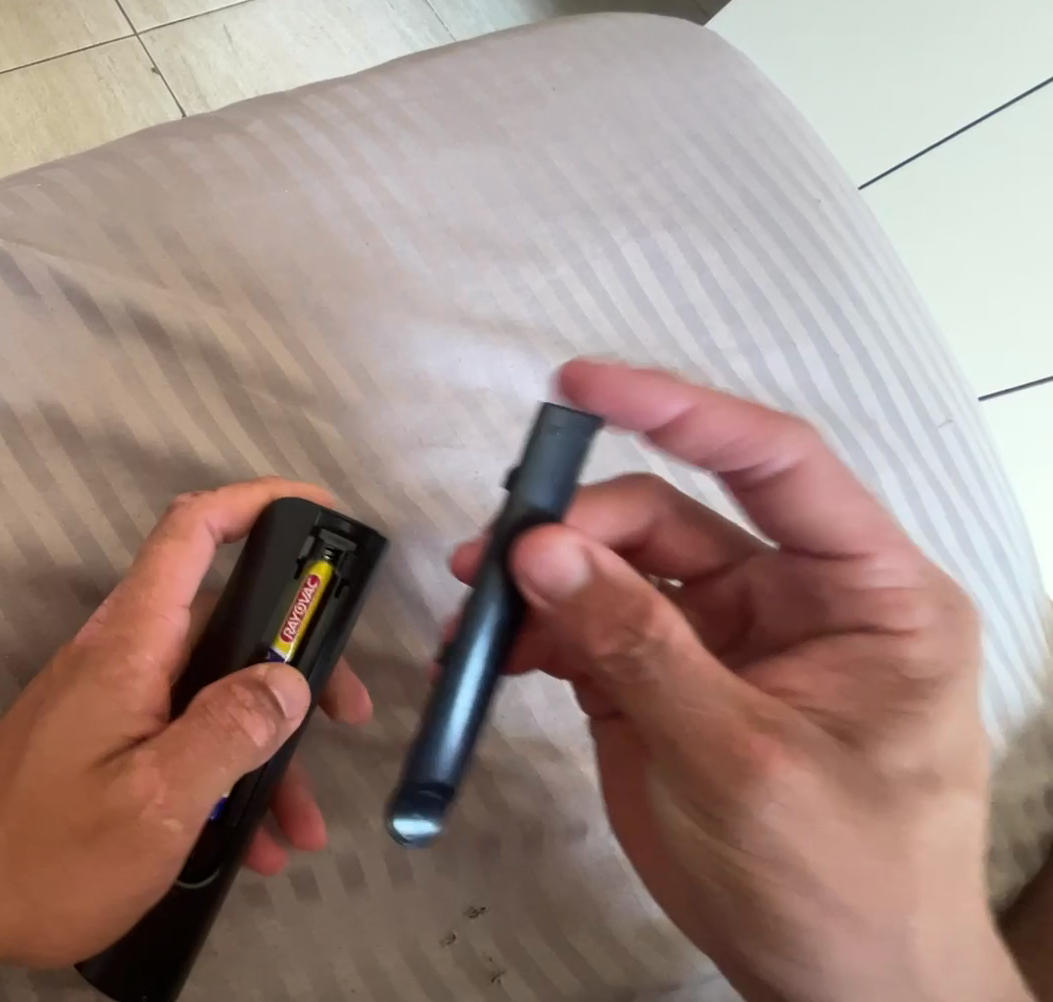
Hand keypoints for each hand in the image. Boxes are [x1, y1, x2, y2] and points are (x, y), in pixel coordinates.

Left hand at [0, 478, 370, 1001]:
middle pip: (223, 616)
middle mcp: (122, 652)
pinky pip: (182, 734)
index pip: (191, 531)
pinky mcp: (108, 737)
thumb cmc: (48, 851)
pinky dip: (223, 773)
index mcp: (130, 640)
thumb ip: (228, 731)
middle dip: (294, 658)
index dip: (255, 501)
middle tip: (350, 710)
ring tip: (302, 822)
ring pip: (211, 688)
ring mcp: (114, 695)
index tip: (319, 510)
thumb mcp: (158, 799)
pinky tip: (250, 841)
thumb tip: (288, 680)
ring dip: (265, 743)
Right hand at [449, 360, 1027, 1001]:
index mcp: (854, 593)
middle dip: (566, 533)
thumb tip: (534, 549)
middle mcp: (774, 594)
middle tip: (491, 564)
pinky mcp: (642, 666)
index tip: (578, 384)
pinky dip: (522, 631)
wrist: (815, 976)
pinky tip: (484, 655)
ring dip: (529, 581)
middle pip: (652, 518)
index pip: (771, 465)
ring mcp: (700, 630)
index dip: (677, 411)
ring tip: (472, 613)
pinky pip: (570, 620)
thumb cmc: (828, 871)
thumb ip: (633, 641)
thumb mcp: (734, 752)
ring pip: (596, 565)